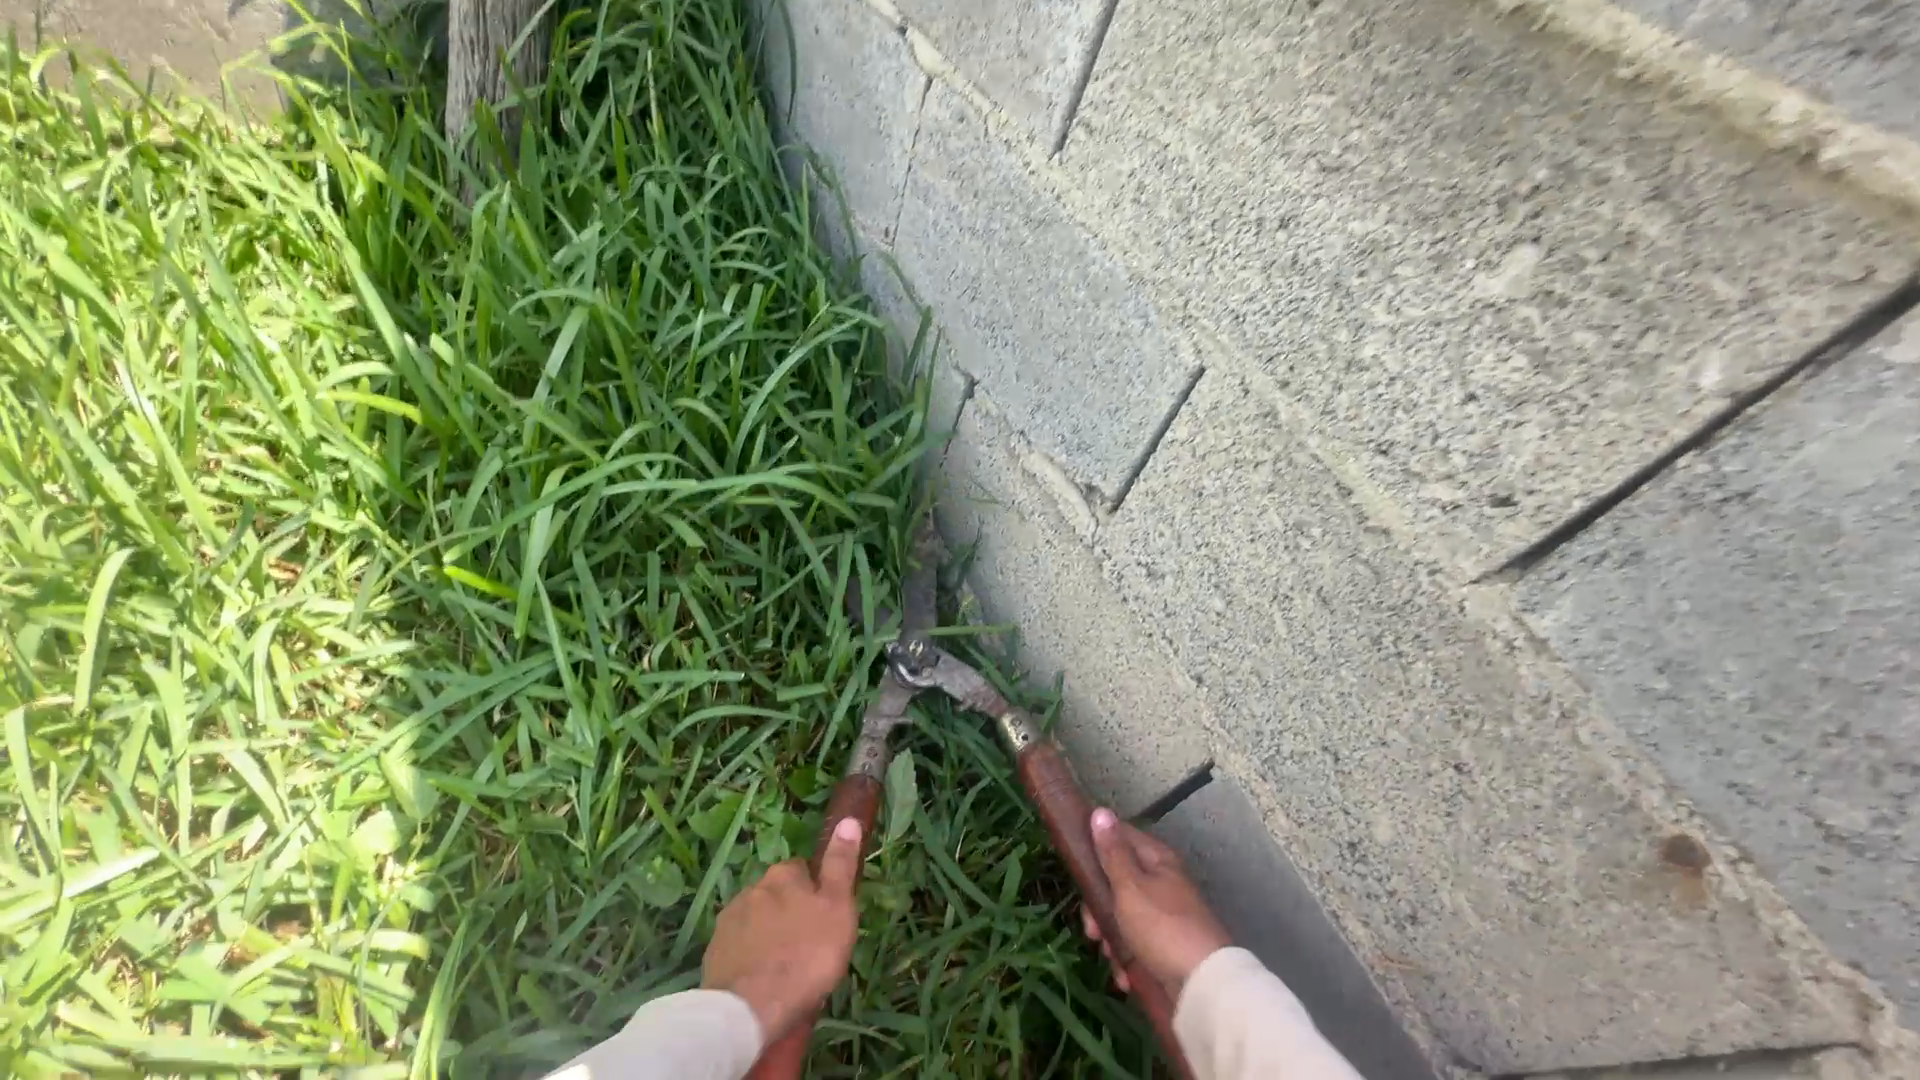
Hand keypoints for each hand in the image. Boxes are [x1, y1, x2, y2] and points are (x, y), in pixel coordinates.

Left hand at [702, 816, 863, 1040]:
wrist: (751, 1008)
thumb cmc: (806, 955)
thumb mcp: (838, 907)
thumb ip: (841, 864)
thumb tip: (848, 820)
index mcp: (783, 874)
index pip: (802, 870)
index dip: (816, 892)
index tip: (825, 917)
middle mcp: (752, 888)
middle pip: (777, 894)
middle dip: (789, 912)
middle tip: (808, 944)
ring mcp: (729, 920)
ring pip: (757, 919)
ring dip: (769, 933)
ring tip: (785, 966)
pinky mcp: (714, 951)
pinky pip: (739, 945)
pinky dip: (750, 955)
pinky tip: (761, 978)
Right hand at [1082, 807, 1231, 998]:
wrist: (1203, 984)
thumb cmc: (1161, 927)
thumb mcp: (1130, 886)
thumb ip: (1112, 852)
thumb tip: (1101, 811)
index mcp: (1156, 859)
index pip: (1119, 836)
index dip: (1095, 847)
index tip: (1075, 868)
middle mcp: (1161, 881)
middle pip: (1116, 880)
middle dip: (1098, 907)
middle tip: (1092, 929)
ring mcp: (1164, 914)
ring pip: (1122, 914)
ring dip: (1110, 936)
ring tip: (1110, 955)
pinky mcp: (1165, 943)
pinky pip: (1136, 942)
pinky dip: (1127, 958)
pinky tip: (1125, 975)